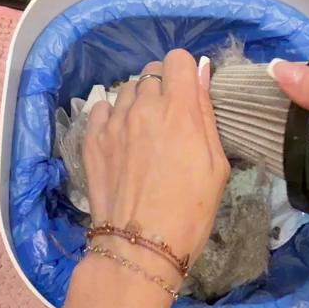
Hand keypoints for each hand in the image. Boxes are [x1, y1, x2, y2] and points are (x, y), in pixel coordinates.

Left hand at [83, 50, 230, 278]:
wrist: (139, 247)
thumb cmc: (189, 211)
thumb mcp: (216, 165)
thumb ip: (206, 113)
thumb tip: (202, 72)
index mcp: (179, 110)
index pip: (177, 59)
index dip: (185, 72)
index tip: (188, 92)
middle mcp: (143, 106)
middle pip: (151, 70)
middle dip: (163, 85)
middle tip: (170, 116)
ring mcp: (114, 121)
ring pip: (127, 88)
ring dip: (138, 100)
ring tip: (145, 131)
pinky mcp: (92, 138)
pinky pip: (102, 108)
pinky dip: (113, 115)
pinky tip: (122, 138)